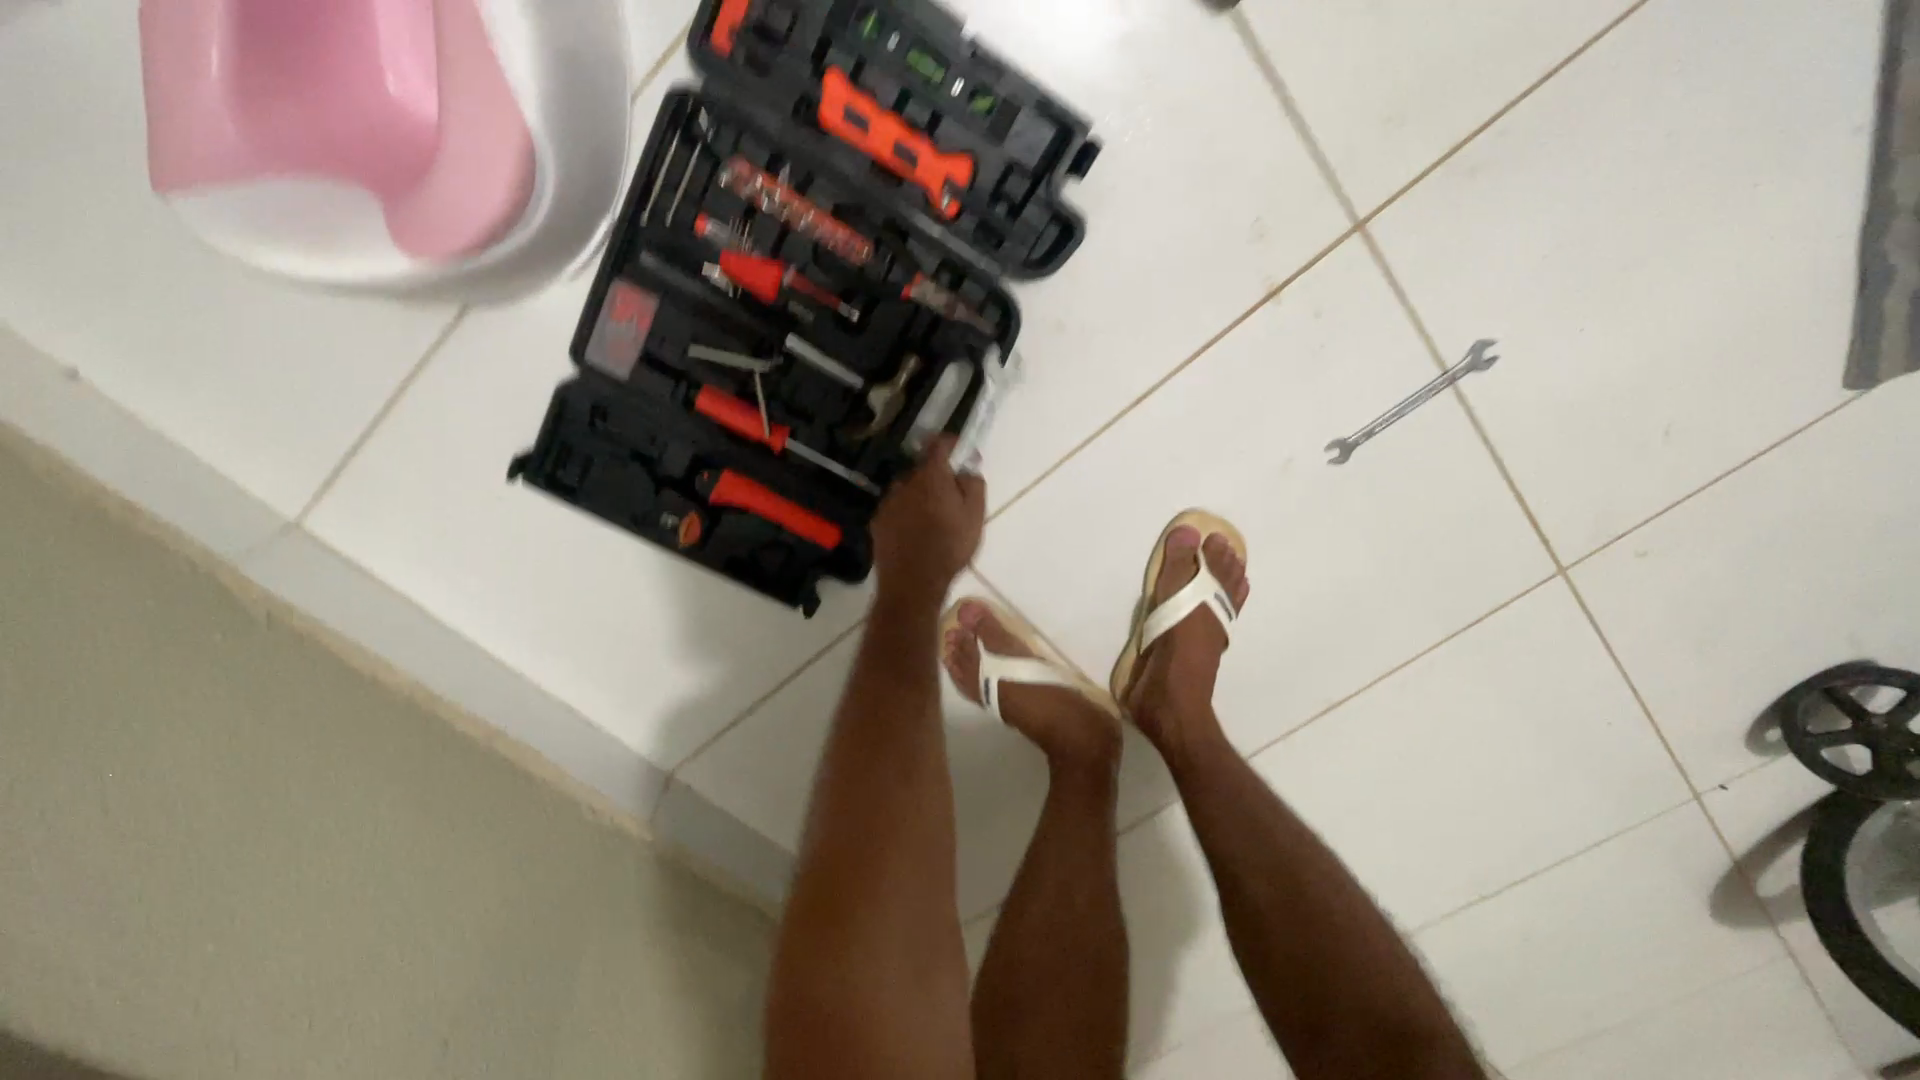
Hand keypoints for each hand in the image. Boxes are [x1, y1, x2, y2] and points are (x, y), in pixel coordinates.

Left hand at [871, 436, 985, 602]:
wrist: (913, 583)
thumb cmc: (950, 548)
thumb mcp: (975, 516)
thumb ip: (973, 484)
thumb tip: (968, 465)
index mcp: (931, 477)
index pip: (939, 445)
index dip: (951, 444)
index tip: (960, 451)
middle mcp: (905, 482)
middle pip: (922, 469)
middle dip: (936, 476)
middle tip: (950, 495)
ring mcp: (888, 502)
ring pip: (906, 489)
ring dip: (918, 495)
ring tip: (930, 518)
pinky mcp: (877, 521)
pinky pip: (895, 509)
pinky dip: (904, 513)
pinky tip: (913, 532)